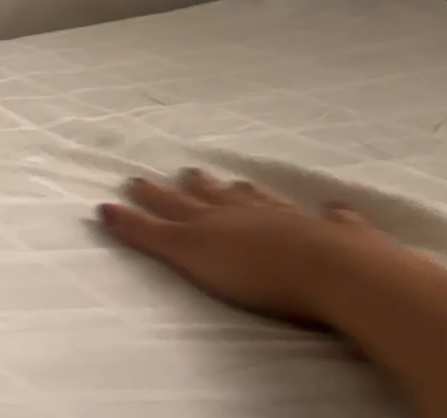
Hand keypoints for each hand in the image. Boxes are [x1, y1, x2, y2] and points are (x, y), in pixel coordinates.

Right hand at [98, 168, 400, 326]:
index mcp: (210, 220)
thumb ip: (146, 233)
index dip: (151, 194)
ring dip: (250, 193)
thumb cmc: (256, 270)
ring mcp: (297, 221)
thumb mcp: (188, 254)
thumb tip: (102, 207)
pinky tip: (334, 207)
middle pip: (217, 196)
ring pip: (266, 202)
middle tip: (189, 171)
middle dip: (199, 185)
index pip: (172, 202)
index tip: (134, 180)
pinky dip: (332, 214)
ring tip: (241, 183)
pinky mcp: (345, 238)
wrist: (341, 275)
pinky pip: (336, 220)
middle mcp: (248, 213)